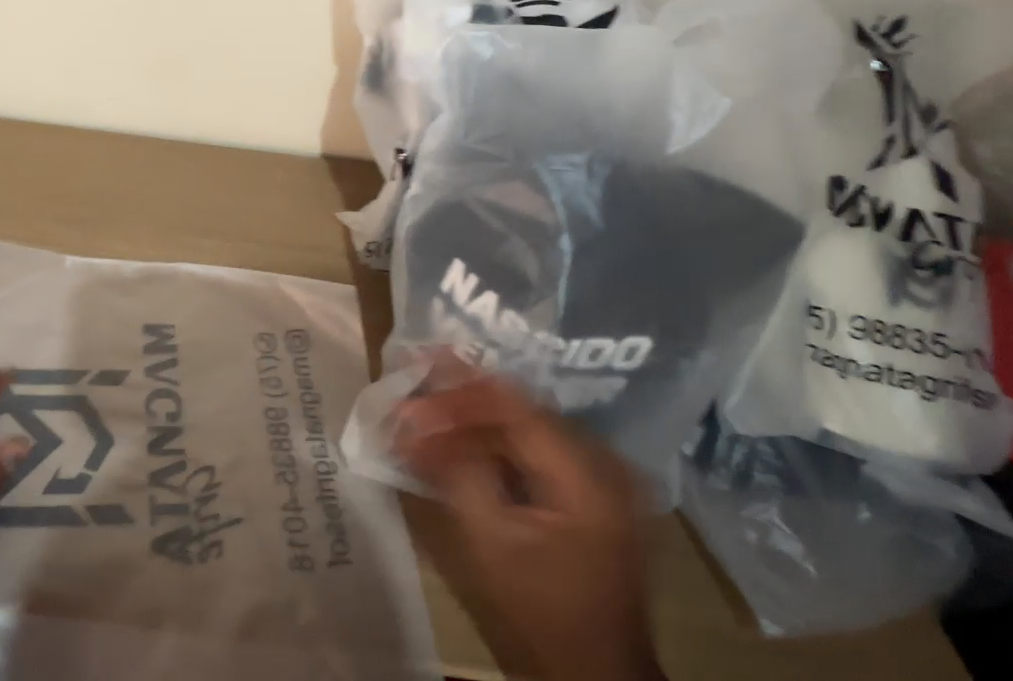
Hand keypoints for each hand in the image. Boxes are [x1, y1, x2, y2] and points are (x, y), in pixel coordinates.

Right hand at [393, 362, 661, 680]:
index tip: (420, 362)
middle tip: (413, 392)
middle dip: (462, 401)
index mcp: (585, 473)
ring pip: (525, 431)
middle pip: (521, 412)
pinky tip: (456, 443)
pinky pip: (534, 454)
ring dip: (473, 422)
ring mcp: (600, 480)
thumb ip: (455, 473)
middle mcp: (601, 463)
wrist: (598, 671)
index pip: (516, 407)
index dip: (463, 384)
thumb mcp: (491, 541)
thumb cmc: (543, 610)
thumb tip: (411, 424)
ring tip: (425, 413)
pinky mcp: (590, 495)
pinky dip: (493, 446)